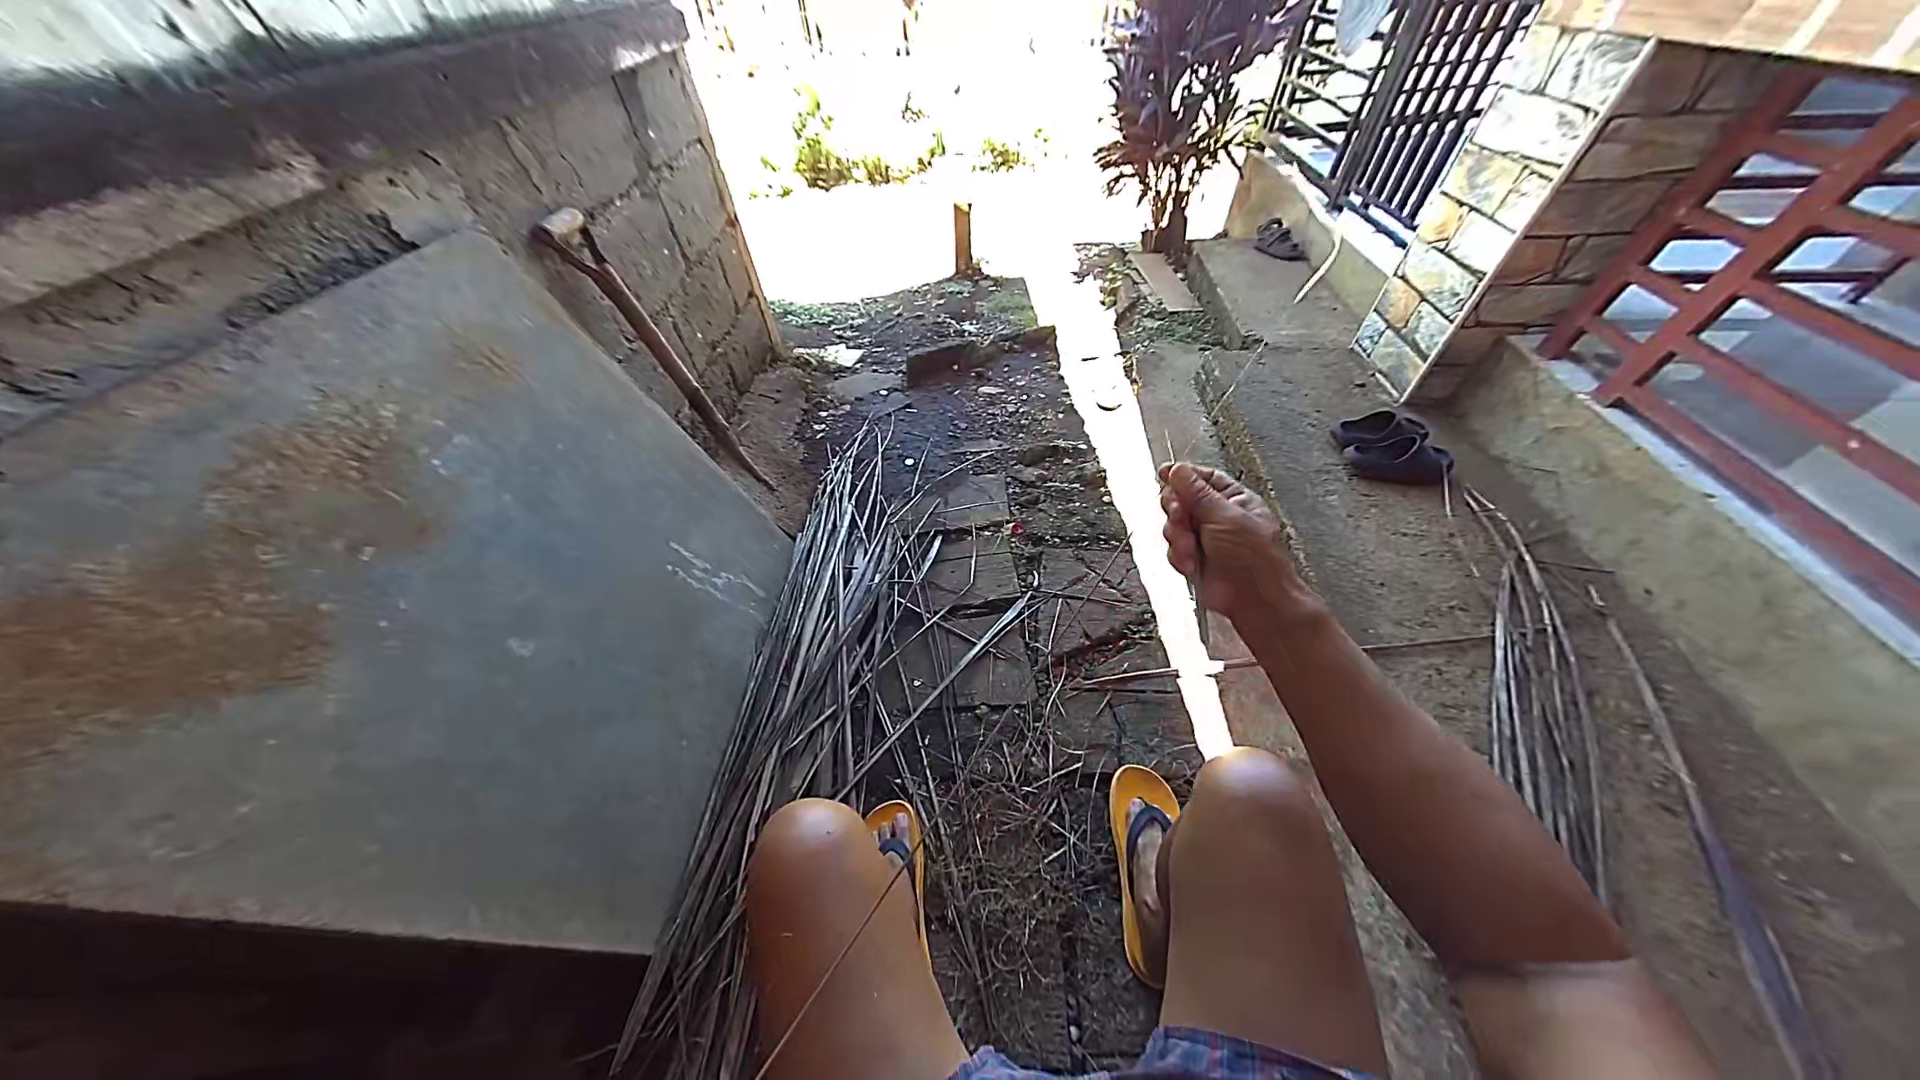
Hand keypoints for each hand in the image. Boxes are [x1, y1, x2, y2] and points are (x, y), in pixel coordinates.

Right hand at [1158, 462, 1313, 623]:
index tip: (1164, 473)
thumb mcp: (1225, 516)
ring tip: (1190, 547)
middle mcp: (1218, 518)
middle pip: (1182, 501)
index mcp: (1234, 500)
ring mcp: (1205, 539)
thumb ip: (1197, 493)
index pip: (1203, 479)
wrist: (1254, 599)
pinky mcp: (1194, 559)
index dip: (1183, 476)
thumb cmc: (1256, 559)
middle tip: (1180, 515)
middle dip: (1177, 510)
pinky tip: (1191, 563)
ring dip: (1178, 537)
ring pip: (1174, 527)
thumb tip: (1179, 471)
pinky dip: (1178, 556)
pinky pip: (1173, 550)